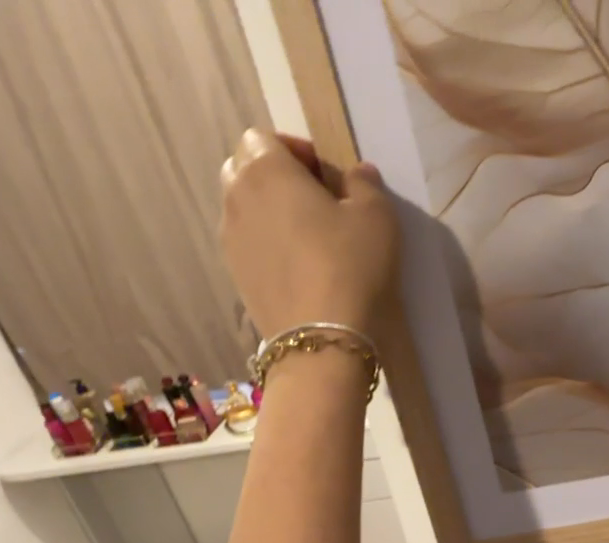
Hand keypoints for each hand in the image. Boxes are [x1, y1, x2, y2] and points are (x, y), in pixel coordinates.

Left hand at [218, 129, 400, 343]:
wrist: (322, 338)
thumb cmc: (352, 266)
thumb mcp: (378, 218)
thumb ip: (365, 186)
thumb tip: (357, 173)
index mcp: (266, 171)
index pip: (262, 137)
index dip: (295, 149)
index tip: (325, 174)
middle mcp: (237, 197)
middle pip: (245, 168)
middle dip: (276, 176)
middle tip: (316, 202)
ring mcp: (230, 239)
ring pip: (244, 208)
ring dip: (271, 212)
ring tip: (310, 238)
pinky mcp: (236, 274)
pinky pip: (249, 243)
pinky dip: (269, 245)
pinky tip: (301, 268)